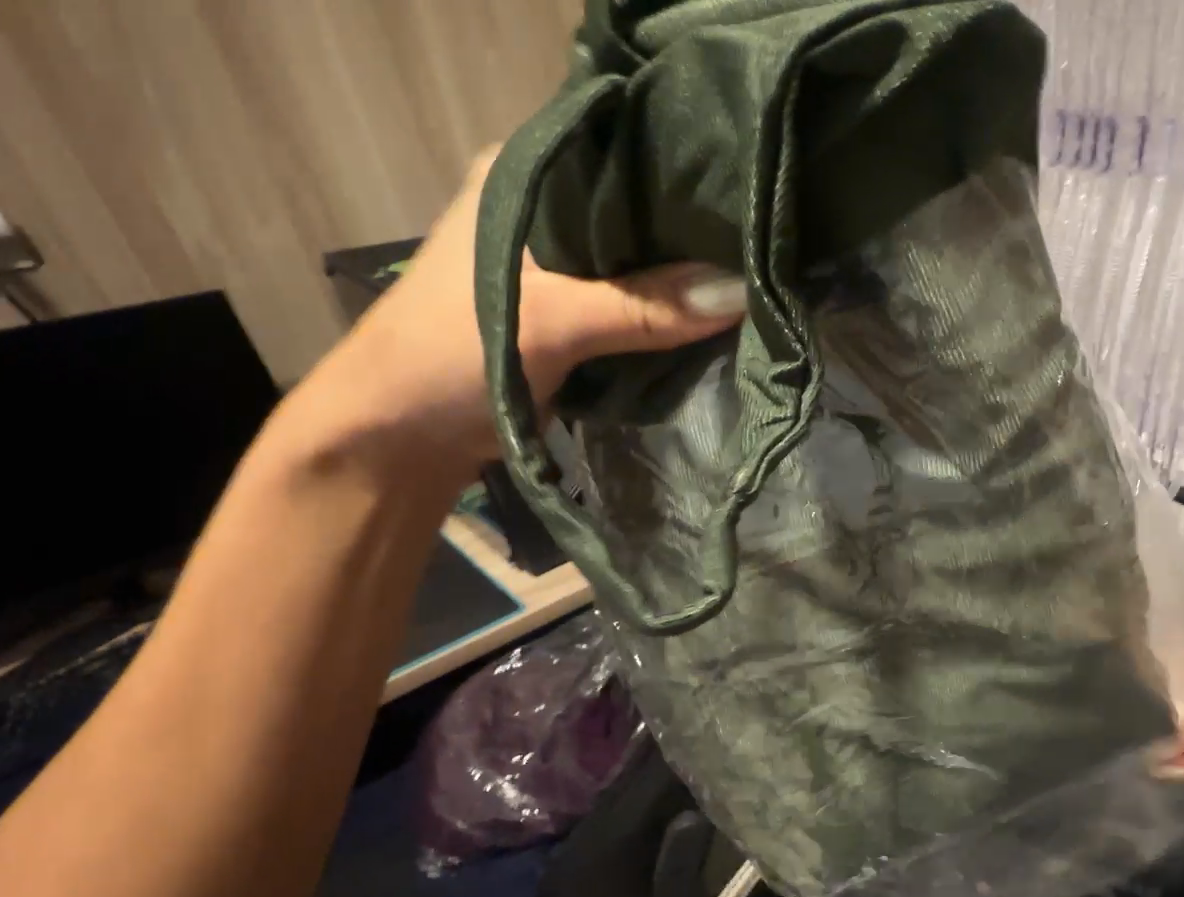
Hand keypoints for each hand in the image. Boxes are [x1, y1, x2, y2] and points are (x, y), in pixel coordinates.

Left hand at [307, 148, 747, 471]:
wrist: (399, 438)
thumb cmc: (448, 356)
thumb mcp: (551, 323)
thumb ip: (644, 307)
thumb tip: (744, 292)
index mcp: (525, 174)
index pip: (627, 154)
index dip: (689, 174)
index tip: (751, 196)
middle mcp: (547, 206)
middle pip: (644, 213)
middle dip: (699, 235)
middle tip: (768, 246)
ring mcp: (563, 263)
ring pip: (647, 261)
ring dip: (692, 278)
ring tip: (760, 278)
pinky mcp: (578, 311)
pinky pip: (642, 302)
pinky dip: (676, 313)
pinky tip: (723, 316)